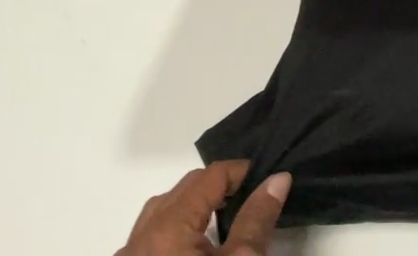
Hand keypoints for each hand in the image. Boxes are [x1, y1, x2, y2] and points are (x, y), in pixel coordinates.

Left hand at [116, 160, 291, 255]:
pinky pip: (149, 239)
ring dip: (193, 208)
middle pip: (183, 189)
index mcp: (168, 228)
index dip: (243, 170)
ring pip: (161, 214)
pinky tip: (194, 250)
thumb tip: (278, 179)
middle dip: (219, 187)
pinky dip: (174, 232)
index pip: (210, 176)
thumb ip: (257, 219)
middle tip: (250, 200)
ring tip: (223, 223)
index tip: (269, 179)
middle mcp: (140, 239)